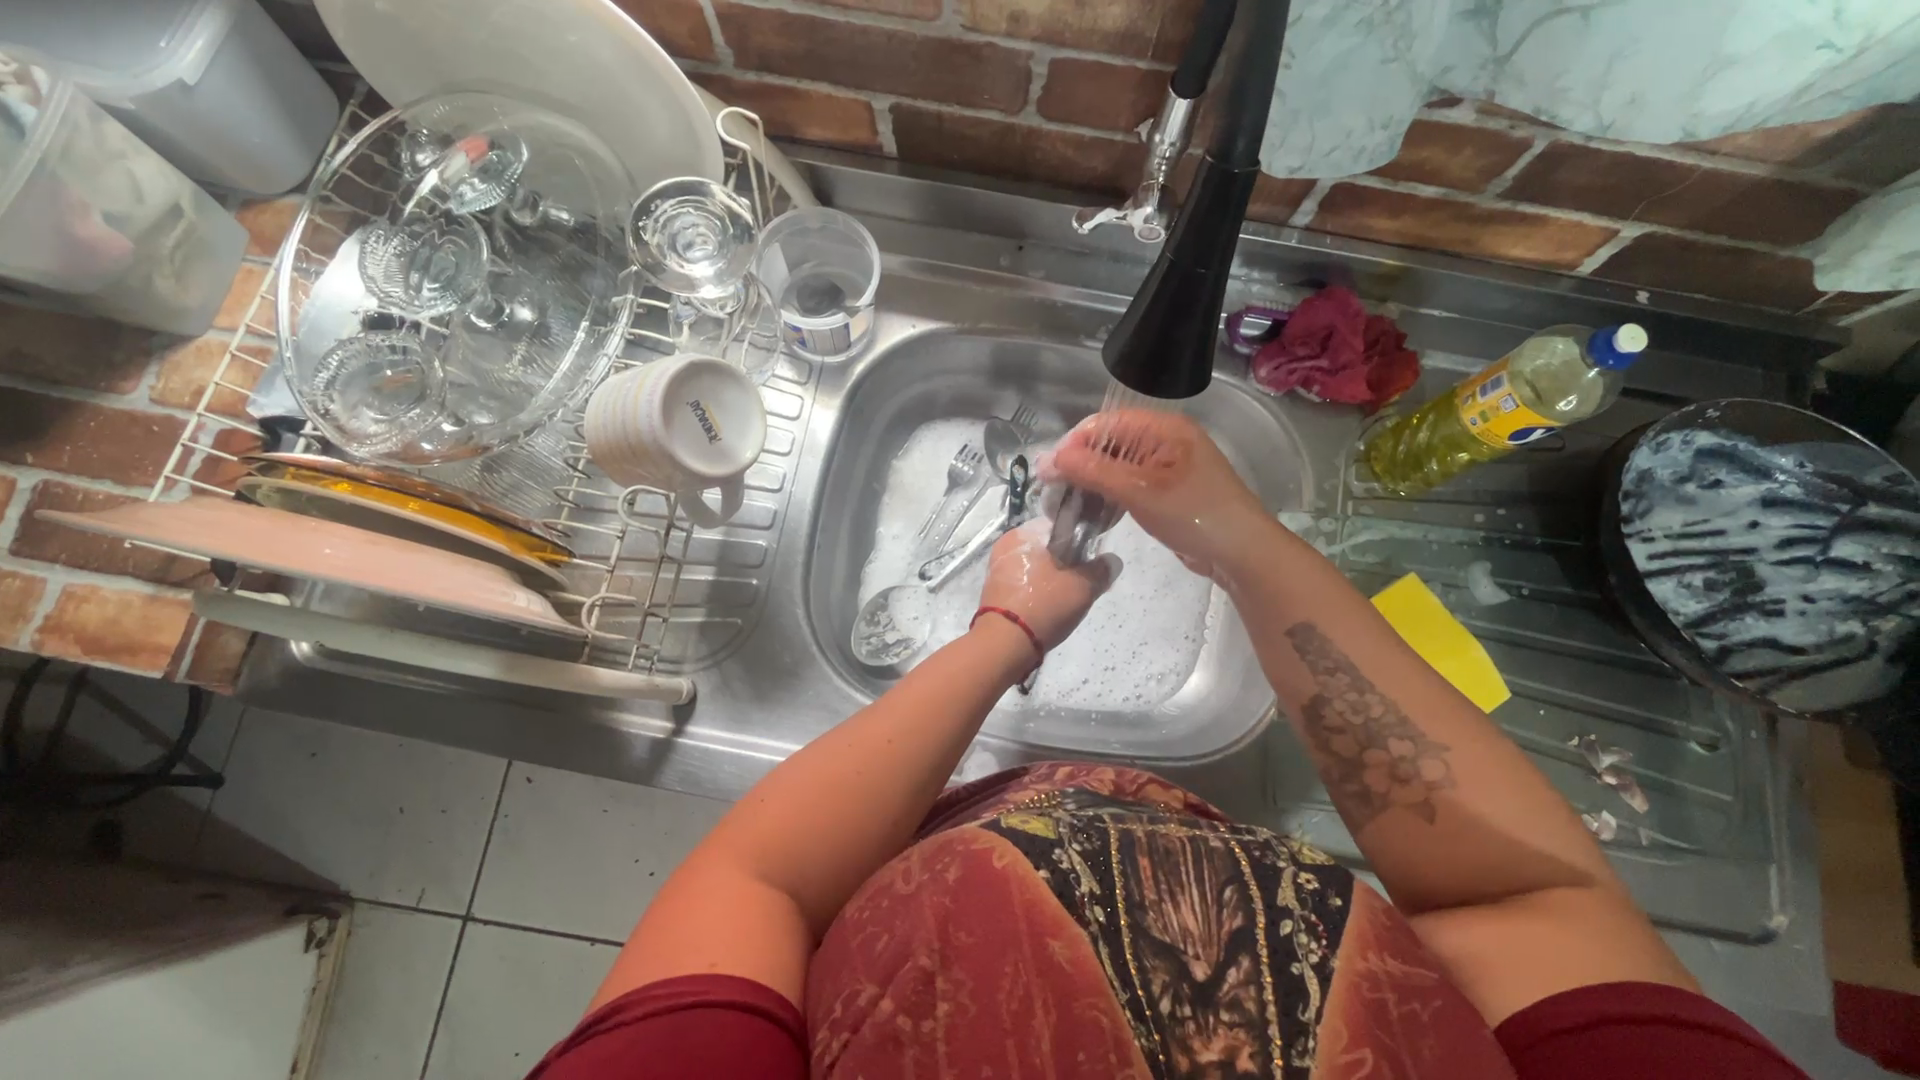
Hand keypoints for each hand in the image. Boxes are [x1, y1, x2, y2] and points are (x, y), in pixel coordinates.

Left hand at [976, 520, 1121, 652]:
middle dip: (1068, 563)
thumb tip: (1113, 561)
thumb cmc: (1043, 606)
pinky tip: (1051, 607)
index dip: (1082, 539)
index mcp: (1024, 533)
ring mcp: (998, 568)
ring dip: (1054, 578)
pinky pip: (1025, 582)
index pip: (1061, 524)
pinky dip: (1039, 590)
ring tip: (1070, 598)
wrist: (1004, 644)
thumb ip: (1101, 570)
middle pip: (1049, 547)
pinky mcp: (996, 590)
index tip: (1094, 558)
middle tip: (1084, 583)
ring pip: (1037, 566)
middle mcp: (1007, 545)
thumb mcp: (1082, 587)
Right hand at [1043, 409, 1267, 578]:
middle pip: (1109, 443)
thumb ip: (1093, 471)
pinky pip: (1129, 484)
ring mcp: (1166, 466)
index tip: (1048, 471)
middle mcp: (1164, 440)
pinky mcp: (1166, 491)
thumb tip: (1049, 459)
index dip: (1074, 443)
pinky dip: (1109, 495)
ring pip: (1117, 466)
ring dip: (1092, 481)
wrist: (1241, 552)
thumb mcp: (1139, 491)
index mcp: (1164, 428)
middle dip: (1080, 463)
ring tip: (1065, 502)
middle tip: (1052, 490)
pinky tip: (1091, 511)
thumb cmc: (1193, 514)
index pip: (1105, 423)